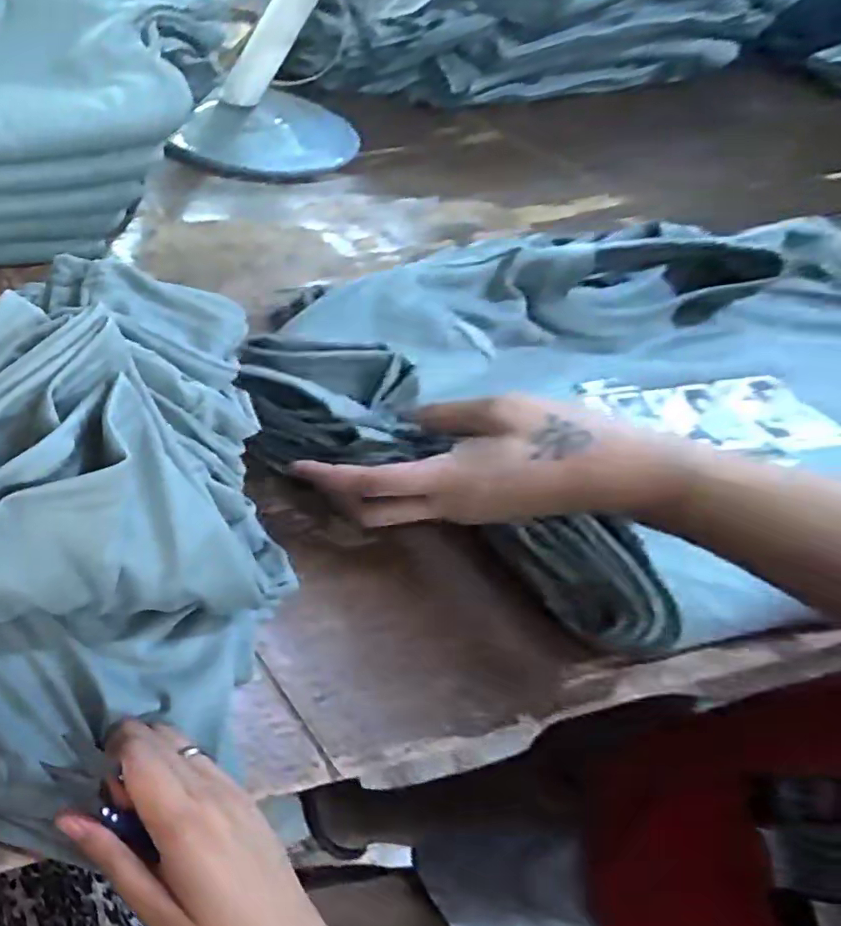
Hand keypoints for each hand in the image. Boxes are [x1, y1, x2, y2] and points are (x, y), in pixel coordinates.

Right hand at [57, 722, 386, 925]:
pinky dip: (175, 760)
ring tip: (152, 800)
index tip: (112, 800)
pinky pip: (197, 752)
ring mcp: (230, 787)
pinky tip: (181, 805)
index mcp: (181, 819)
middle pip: (149, 731)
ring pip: (173, 735)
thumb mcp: (155, 911)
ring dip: (150, 752)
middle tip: (128, 805)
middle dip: (124, 752)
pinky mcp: (245, 793)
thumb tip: (64, 815)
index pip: (133, 745)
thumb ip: (110, 855)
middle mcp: (206, 790)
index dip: (109, 757)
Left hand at [291, 395, 701, 526]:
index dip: (327, 476)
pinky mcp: (472, 513)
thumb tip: (405, 419)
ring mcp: (458, 514)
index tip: (296, 465)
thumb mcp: (499, 408)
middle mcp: (442, 506)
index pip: (366, 484)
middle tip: (316, 469)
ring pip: (389, 516)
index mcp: (443, 479)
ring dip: (360, 498)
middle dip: (335, 496)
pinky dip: (388, 495)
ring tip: (342, 466)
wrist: (629, 476)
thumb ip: (441, 414)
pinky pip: (414, 509)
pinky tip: (385, 469)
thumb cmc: (566, 435)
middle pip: (368, 513)